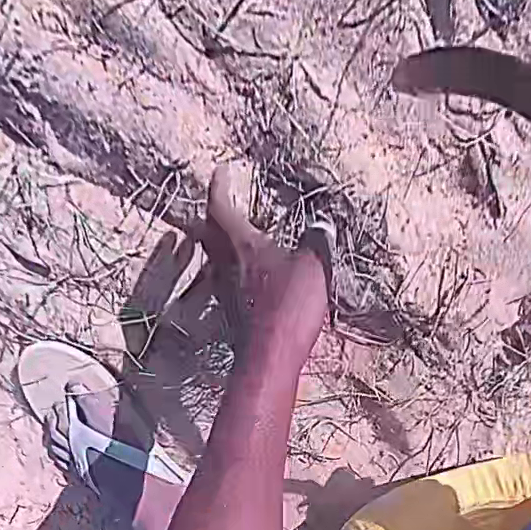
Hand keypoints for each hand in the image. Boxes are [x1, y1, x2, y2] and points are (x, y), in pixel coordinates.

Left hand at [192, 165, 329, 360]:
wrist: (269, 356)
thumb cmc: (289, 303)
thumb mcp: (314, 264)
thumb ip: (318, 240)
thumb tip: (323, 224)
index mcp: (240, 244)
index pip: (219, 207)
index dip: (218, 188)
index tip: (222, 173)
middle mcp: (224, 266)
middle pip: (206, 235)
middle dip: (210, 217)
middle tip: (219, 206)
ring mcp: (222, 293)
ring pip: (211, 261)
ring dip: (216, 247)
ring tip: (230, 240)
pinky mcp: (229, 316)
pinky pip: (222, 285)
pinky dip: (229, 273)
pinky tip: (243, 278)